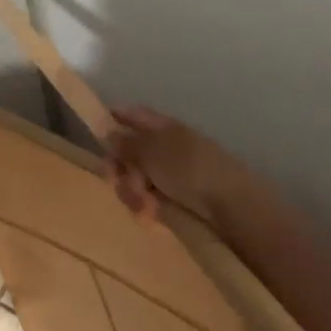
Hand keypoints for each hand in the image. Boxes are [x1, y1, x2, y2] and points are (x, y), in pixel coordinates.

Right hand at [103, 105, 253, 220]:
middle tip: (117, 180)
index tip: (96, 130)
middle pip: (129, 152)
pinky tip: (150, 216)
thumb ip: (125, 142)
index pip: (133, 115)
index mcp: (163, 127)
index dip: (114, 117)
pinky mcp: (180, 200)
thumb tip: (108, 133)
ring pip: (137, 179)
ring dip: (132, 192)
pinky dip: (146, 207)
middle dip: (120, 168)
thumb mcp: (149, 151)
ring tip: (141, 207)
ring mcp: (175, 174)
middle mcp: (168, 147)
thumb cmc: (189, 169)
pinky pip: (151, 199)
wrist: (234, 207)